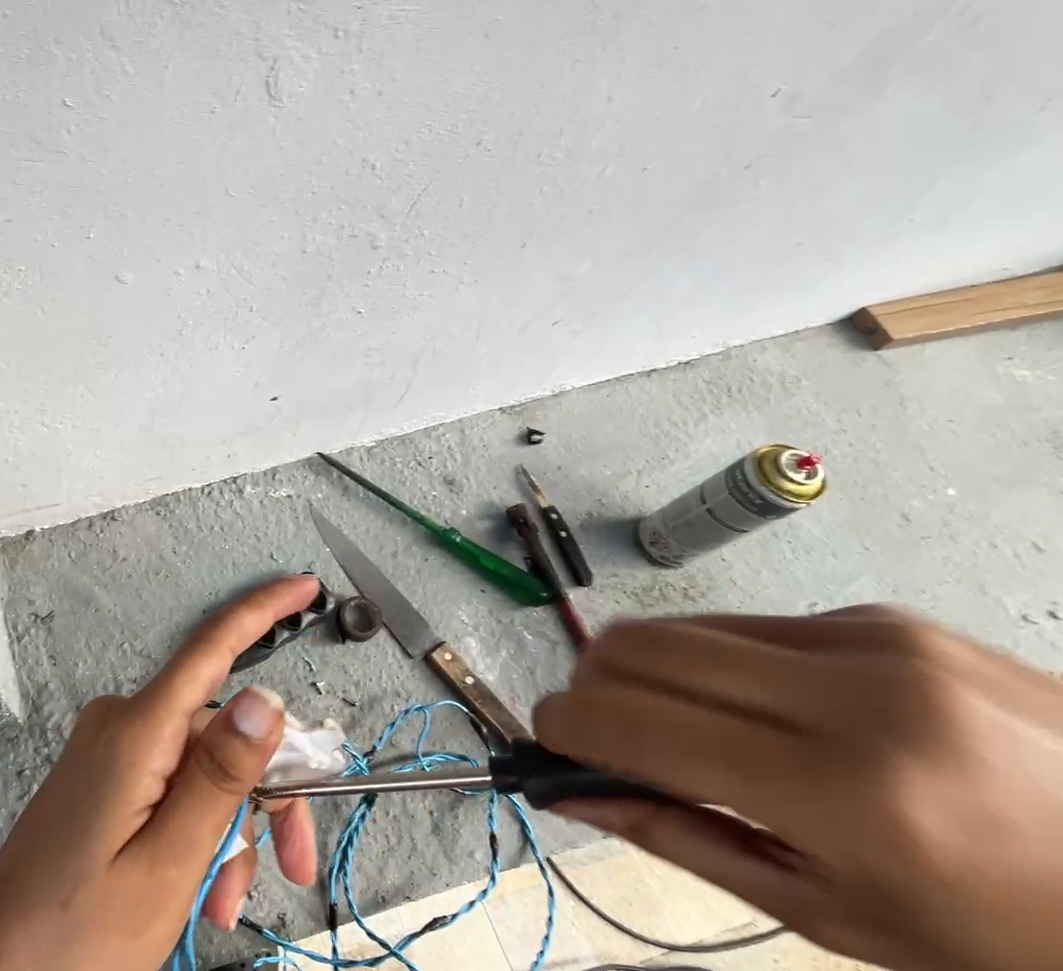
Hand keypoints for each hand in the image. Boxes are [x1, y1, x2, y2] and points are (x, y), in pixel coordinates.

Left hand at [0, 576, 321, 970]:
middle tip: (291, 865)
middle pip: (224, 732)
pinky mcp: (108, 775)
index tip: (304, 586)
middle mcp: (122, 725)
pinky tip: (199, 885)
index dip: (263, 612)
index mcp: (136, 733)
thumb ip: (219, 776)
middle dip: (264, 798)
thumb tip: (264, 699)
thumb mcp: (170, 860)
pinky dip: (200, 830)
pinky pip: (175, 784)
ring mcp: (113, 750)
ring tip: (222, 897)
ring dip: (231, 830)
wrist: (4, 966)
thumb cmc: (78, 928)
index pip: (211, 649)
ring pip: (206, 768)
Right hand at [533, 605, 1062, 970]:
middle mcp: (852, 693)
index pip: (629, 723)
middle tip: (604, 736)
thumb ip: (677, 837)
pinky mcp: (887, 616)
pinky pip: (749, 624)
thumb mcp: (829, 914)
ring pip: (681, 627)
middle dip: (589, 687)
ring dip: (649, 673)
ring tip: (688, 727)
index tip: (549, 745)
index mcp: (840, 792)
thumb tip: (566, 792)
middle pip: (635, 648)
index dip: (560, 727)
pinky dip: (720, 665)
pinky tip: (773, 711)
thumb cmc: (998, 931)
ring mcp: (875, 640)